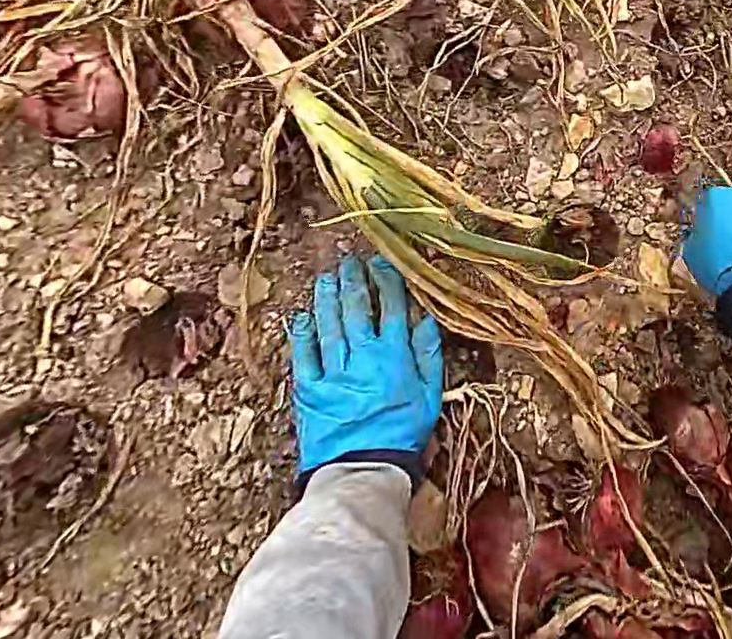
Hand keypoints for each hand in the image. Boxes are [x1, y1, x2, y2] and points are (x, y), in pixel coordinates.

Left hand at [289, 255, 442, 472]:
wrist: (364, 469)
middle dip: (354, 282)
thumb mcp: (430, 391)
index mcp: (394, 354)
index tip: (382, 263)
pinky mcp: (309, 391)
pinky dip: (302, 335)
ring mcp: (333, 372)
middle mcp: (363, 356)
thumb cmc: (404, 429)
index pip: (392, 306)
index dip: (387, 281)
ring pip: (329, 326)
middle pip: (357, 310)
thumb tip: (426, 318)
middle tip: (349, 263)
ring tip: (326, 279)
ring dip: (327, 299)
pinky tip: (301, 317)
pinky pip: (303, 357)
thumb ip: (428, 352)